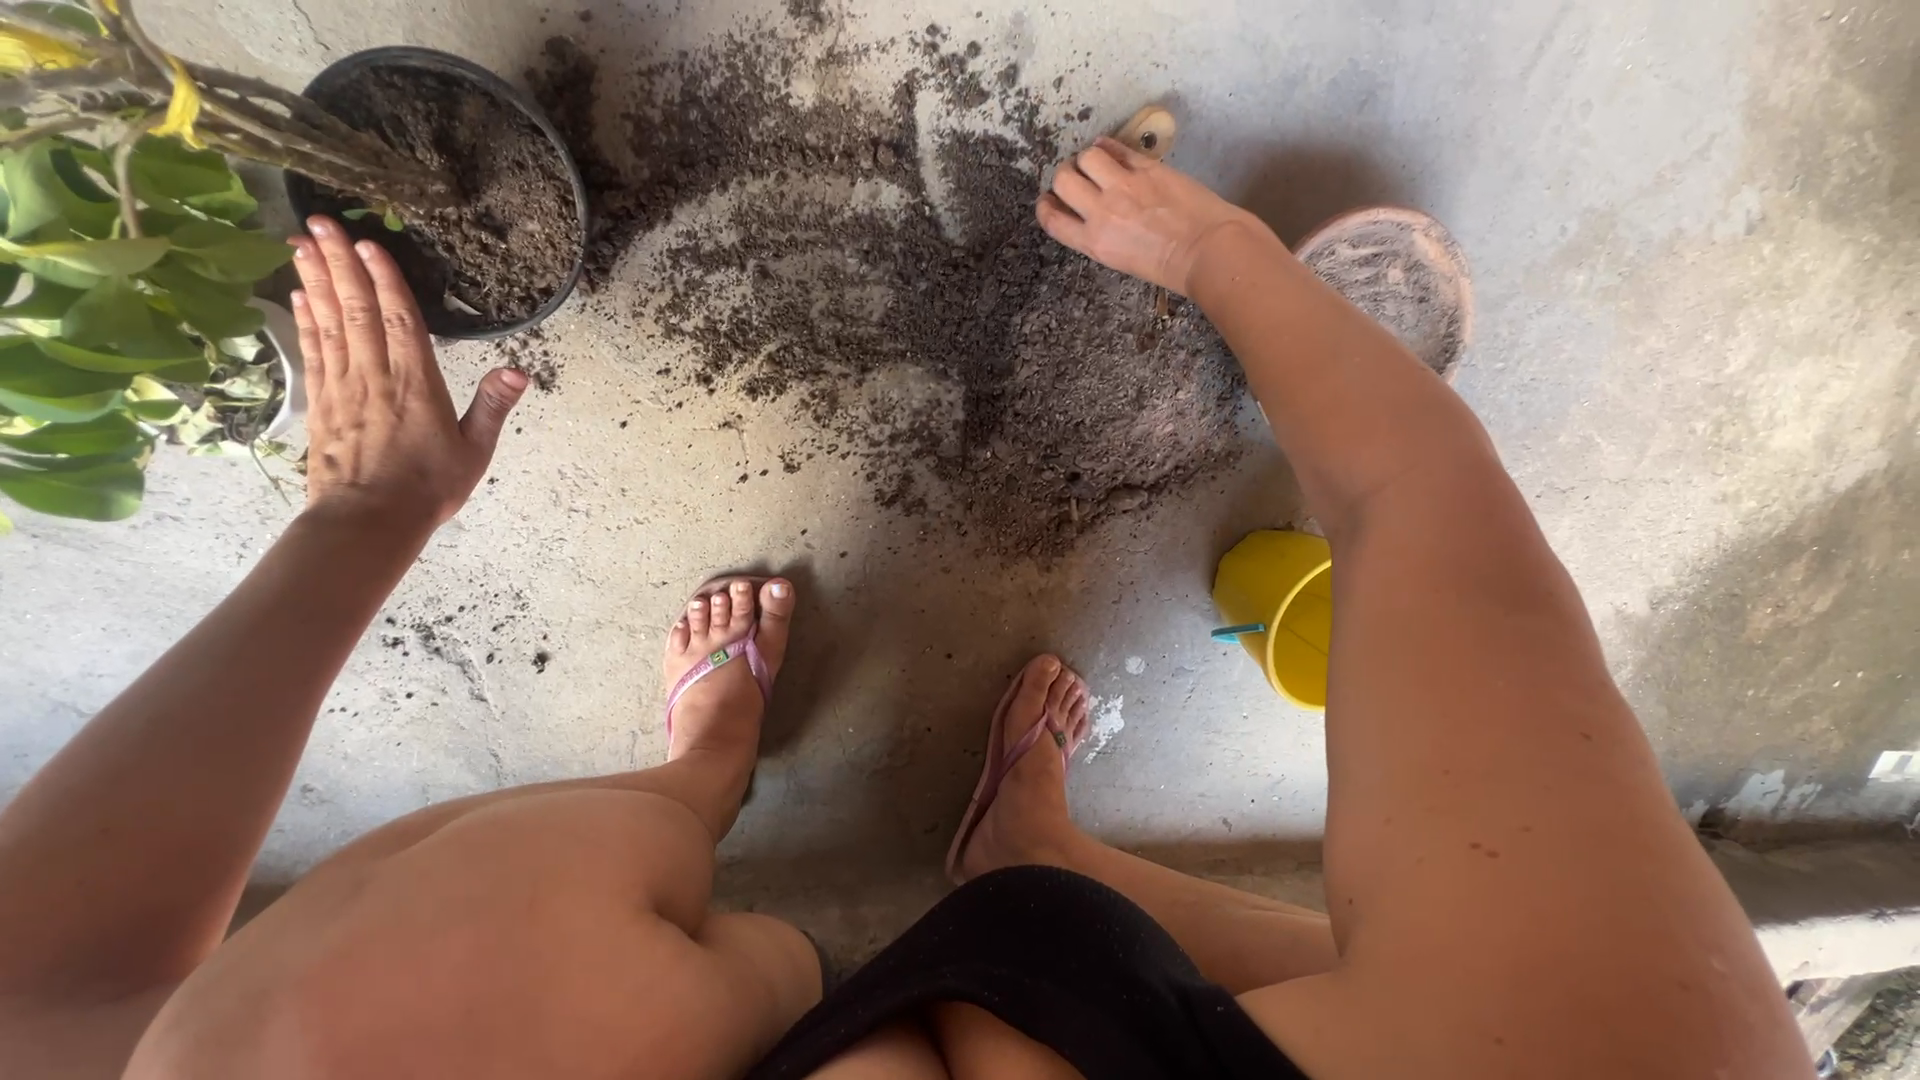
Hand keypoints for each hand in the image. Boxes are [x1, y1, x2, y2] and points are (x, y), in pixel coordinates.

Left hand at [288, 215, 526, 532]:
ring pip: (330, 321)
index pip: (400, 319)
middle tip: (320, 222)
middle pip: (357, 309)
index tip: (367, 243)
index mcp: (418, 384)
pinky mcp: (322, 400)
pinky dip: (307, 318)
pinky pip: (314, 349)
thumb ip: (493, 406)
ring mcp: (343, 385)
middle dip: (339, 263)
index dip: (384, 279)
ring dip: (316, 280)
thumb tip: (519, 370)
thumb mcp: (475, 450)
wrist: (369, 519)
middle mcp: (376, 375)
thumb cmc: (430, 487)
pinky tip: (301, 294)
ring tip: (302, 243)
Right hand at [1036, 137, 1268, 294]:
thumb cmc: (1169, 265)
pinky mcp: (1147, 168)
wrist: (1206, 250)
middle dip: (1064, 175)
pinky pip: (1117, 149)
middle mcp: (1102, 212)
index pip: (1052, 218)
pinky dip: (1108, 145)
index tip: (1048, 199)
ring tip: (1096, 162)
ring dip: (1087, 157)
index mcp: (1094, 242)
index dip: (1046, 205)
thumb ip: (1101, 235)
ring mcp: (1124, 186)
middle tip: (1074, 176)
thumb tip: (1093, 213)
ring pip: (1087, 156)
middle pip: (1063, 180)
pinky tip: (1108, 147)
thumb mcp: (1122, 259)